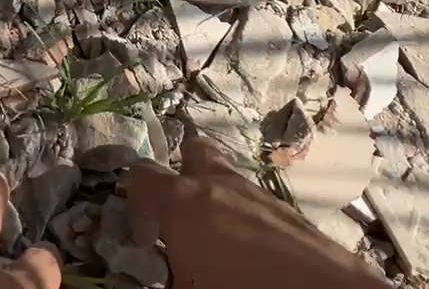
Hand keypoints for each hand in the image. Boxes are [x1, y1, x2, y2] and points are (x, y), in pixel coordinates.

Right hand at [127, 136, 388, 288]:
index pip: (140, 176)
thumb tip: (169, 272)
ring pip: (229, 180)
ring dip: (219, 201)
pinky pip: (259, 206)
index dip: (134, 203)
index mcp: (182, 202)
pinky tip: (257, 260)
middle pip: (192, 152)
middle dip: (182, 174)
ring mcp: (259, 195)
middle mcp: (218, 185)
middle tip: (182, 216)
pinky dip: (250, 222)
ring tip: (223, 248)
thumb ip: (171, 275)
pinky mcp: (294, 216)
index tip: (146, 239)